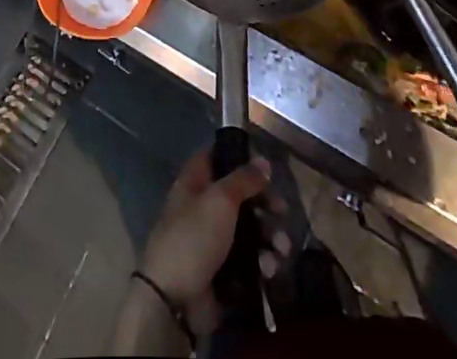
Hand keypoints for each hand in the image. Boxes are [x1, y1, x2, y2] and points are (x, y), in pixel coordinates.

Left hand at [139, 149, 276, 333]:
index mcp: (194, 185)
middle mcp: (203, 208)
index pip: (214, 157)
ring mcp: (213, 241)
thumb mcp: (220, 200)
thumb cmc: (194, 237)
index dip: (237, 155)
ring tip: (282, 248)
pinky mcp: (223, 269)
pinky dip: (263, 261)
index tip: (262, 163)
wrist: (174, 300)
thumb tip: (263, 162)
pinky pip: (250, 259)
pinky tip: (269, 269)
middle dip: (265, 202)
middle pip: (239, 195)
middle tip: (282, 210)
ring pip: (249, 229)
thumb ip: (244, 179)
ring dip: (270, 236)